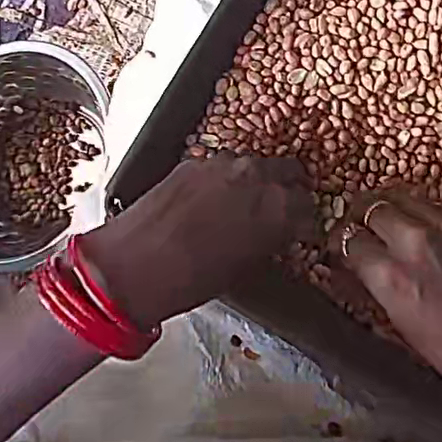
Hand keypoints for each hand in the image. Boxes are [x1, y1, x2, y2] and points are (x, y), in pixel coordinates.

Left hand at [79, 153, 316, 326]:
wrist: (134, 264)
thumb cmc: (192, 280)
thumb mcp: (244, 268)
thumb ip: (267, 241)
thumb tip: (274, 234)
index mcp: (278, 208)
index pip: (308, 205)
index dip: (304, 219)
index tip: (299, 228)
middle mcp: (255, 176)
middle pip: (287, 171)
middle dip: (288, 188)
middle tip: (282, 207)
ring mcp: (222, 164)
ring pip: (253, 165)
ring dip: (255, 181)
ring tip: (244, 204)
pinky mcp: (193, 161)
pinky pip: (220, 166)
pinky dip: (223, 180)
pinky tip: (212, 200)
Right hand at [331, 193, 441, 389]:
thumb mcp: (396, 318)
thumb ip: (372, 280)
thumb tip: (351, 258)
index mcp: (391, 275)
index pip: (349, 239)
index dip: (340, 243)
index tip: (339, 246)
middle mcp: (415, 243)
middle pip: (370, 207)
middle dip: (357, 217)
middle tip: (356, 227)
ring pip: (398, 195)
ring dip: (385, 207)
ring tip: (382, 220)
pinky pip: (430, 203)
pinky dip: (417, 211)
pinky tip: (416, 227)